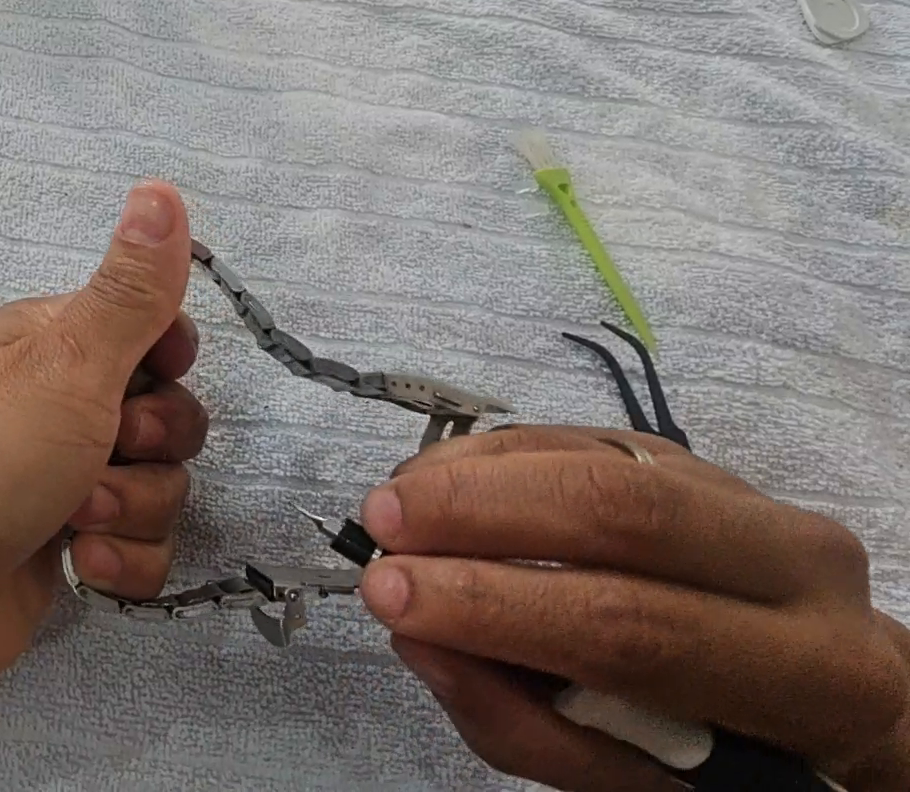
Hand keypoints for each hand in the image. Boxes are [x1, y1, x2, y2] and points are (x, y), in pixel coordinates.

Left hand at [0, 179, 207, 702]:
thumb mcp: (66, 364)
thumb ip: (128, 289)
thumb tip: (159, 187)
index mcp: (53, 341)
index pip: (153, 328)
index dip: (168, 357)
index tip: (145, 376)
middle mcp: (59, 403)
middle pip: (167, 411)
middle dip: (151, 443)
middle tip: (98, 452)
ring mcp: (62, 477)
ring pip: (161, 484)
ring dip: (132, 508)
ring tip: (74, 520)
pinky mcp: (66, 547)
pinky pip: (141, 546)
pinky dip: (121, 562)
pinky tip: (78, 568)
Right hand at [354, 425, 909, 790]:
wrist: (793, 676)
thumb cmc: (717, 746)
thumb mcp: (631, 774)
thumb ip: (525, 724)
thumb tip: (415, 640)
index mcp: (814, 680)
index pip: (636, 630)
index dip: (495, 607)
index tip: (388, 596)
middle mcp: (796, 565)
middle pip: (617, 513)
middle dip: (473, 514)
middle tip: (379, 527)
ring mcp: (736, 492)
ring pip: (585, 458)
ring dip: (464, 475)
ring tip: (387, 503)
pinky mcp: (670, 453)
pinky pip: (560, 435)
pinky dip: (476, 455)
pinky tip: (424, 480)